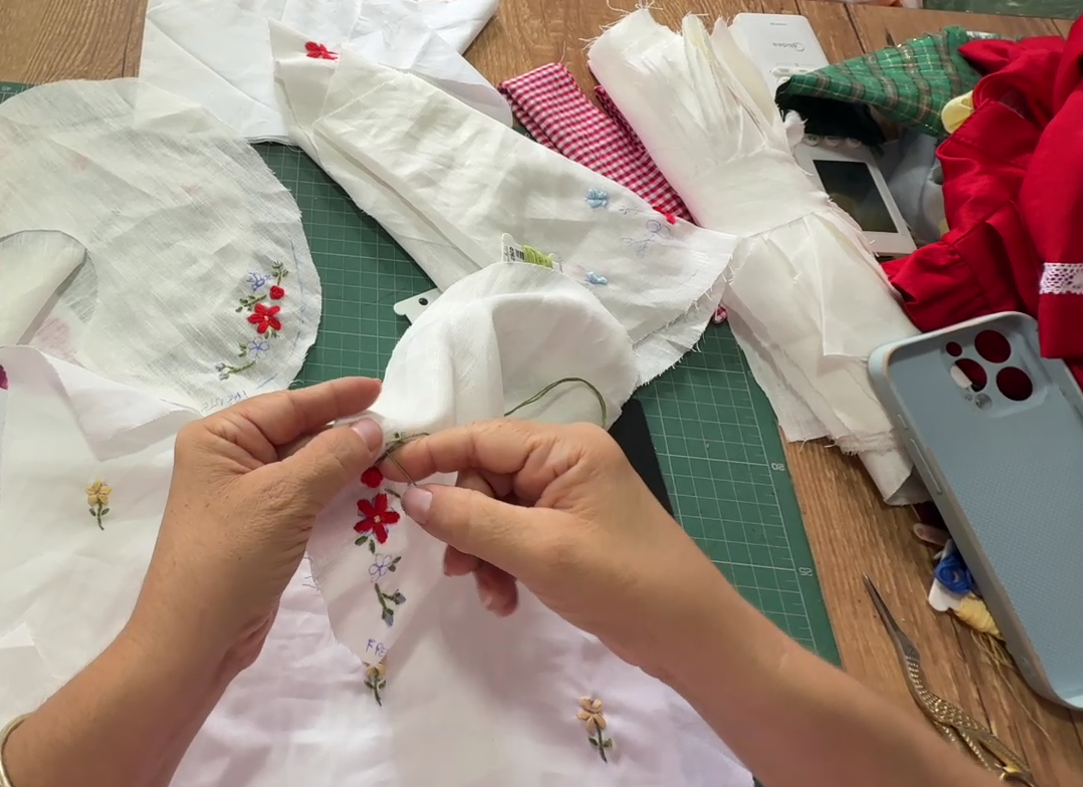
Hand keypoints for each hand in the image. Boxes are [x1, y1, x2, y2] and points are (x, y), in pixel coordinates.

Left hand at [129, 378, 382, 679]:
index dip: (335, 396)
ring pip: (302, 466)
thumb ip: (331, 457)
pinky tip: (366, 491)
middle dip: (342, 431)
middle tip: (395, 427)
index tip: (379, 386)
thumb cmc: (231, 556)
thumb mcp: (284, 499)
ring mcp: (243, 493)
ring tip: (390, 456)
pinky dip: (333, 493)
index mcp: (219, 435)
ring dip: (342, 464)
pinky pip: (302, 497)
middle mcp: (228, 457)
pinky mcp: (259, 526)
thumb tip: (371, 426)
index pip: (286, 405)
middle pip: (295, 433)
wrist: (195, 641)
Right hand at [387, 418, 761, 679]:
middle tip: (455, 567)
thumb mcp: (539, 552)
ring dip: (481, 550)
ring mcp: (565, 494)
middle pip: (482, 476)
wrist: (699, 645)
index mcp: (563, 446)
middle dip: (464, 522)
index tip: (383, 472)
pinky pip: (512, 531)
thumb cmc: (625, 584)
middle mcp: (561, 460)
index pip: (479, 437)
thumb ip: (469, 519)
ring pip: (492, 508)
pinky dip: (501, 562)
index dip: (429, 453)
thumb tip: (409, 496)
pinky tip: (505, 598)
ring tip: (487, 591)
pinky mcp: (566, 526)